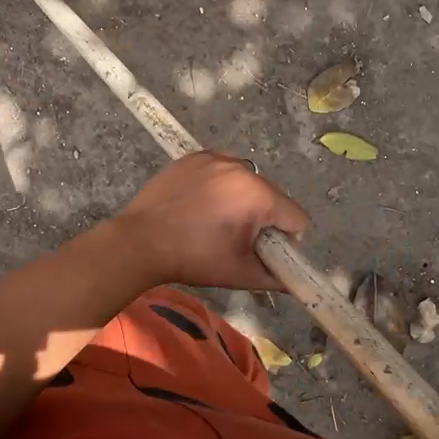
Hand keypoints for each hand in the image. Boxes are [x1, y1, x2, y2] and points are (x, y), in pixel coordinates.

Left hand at [110, 150, 309, 290]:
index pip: (296, 217)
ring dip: (243, 199)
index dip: (287, 240)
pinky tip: (201, 204)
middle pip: (272, 196)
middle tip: (236, 238)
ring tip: (216, 221)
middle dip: (264, 218)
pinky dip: (220, 185)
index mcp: (258, 194)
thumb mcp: (242, 273)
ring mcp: (213, 158)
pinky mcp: (191, 157)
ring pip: (246, 181)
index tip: (262, 251)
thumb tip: (294, 280)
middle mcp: (239, 167)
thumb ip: (278, 277)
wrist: (141, 240)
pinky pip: (220, 170)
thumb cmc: (195, 257)